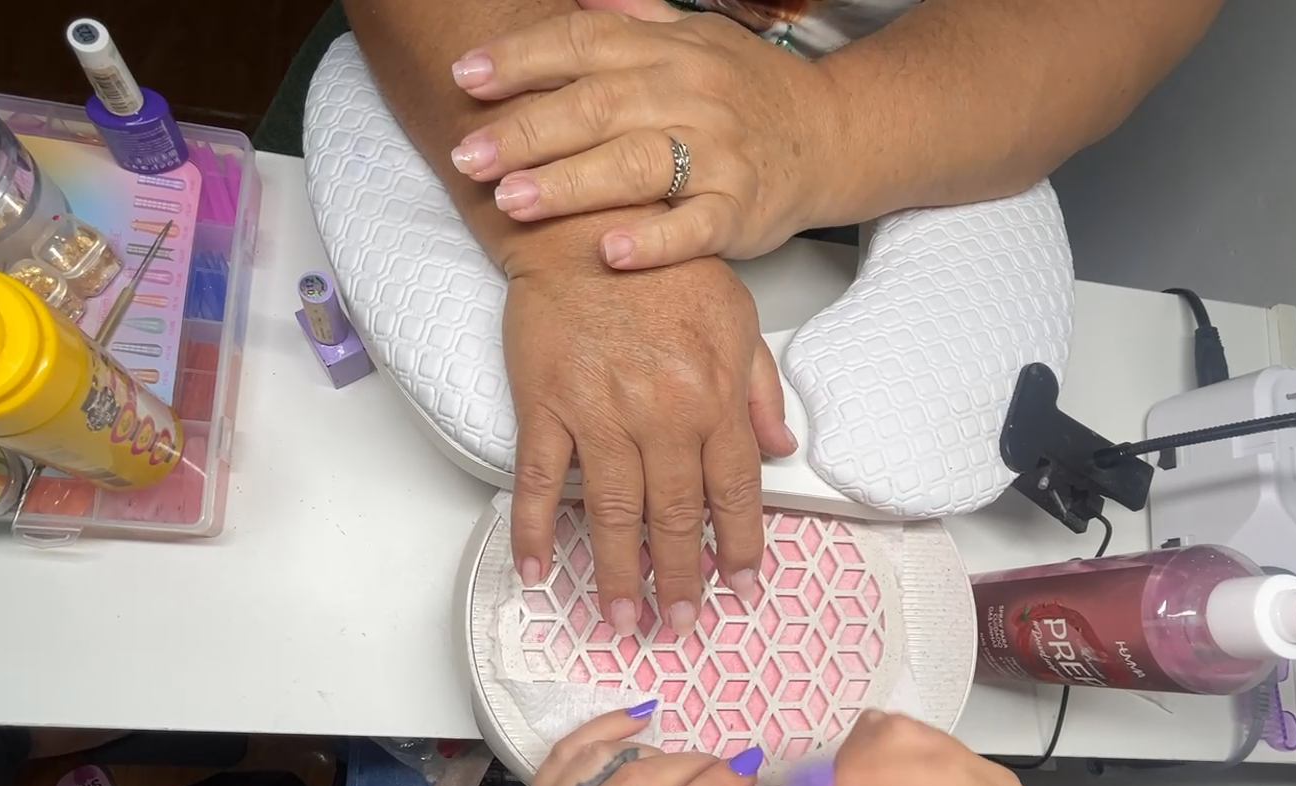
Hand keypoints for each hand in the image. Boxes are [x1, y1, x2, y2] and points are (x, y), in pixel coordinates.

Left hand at [449, 0, 840, 269]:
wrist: (828, 137)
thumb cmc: (747, 95)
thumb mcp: (695, 40)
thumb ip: (636, 19)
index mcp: (669, 50)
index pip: (584, 43)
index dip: (521, 58)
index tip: (467, 79)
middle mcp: (690, 94)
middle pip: (597, 106)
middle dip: (526, 131)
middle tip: (469, 156)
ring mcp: (718, 154)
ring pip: (636, 165)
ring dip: (570, 184)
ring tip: (512, 201)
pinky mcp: (740, 211)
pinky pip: (695, 228)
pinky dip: (653, 242)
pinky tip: (609, 253)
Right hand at [504, 240, 792, 635]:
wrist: (586, 222)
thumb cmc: (665, 268)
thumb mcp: (738, 318)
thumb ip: (761, 390)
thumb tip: (781, 453)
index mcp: (713, 396)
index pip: (735, 491)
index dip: (742, 546)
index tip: (742, 586)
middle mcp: (660, 416)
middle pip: (675, 517)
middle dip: (681, 579)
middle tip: (679, 623)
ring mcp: (598, 416)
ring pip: (611, 514)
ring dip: (617, 575)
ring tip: (623, 619)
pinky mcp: (545, 408)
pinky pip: (537, 482)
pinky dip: (534, 532)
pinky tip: (537, 573)